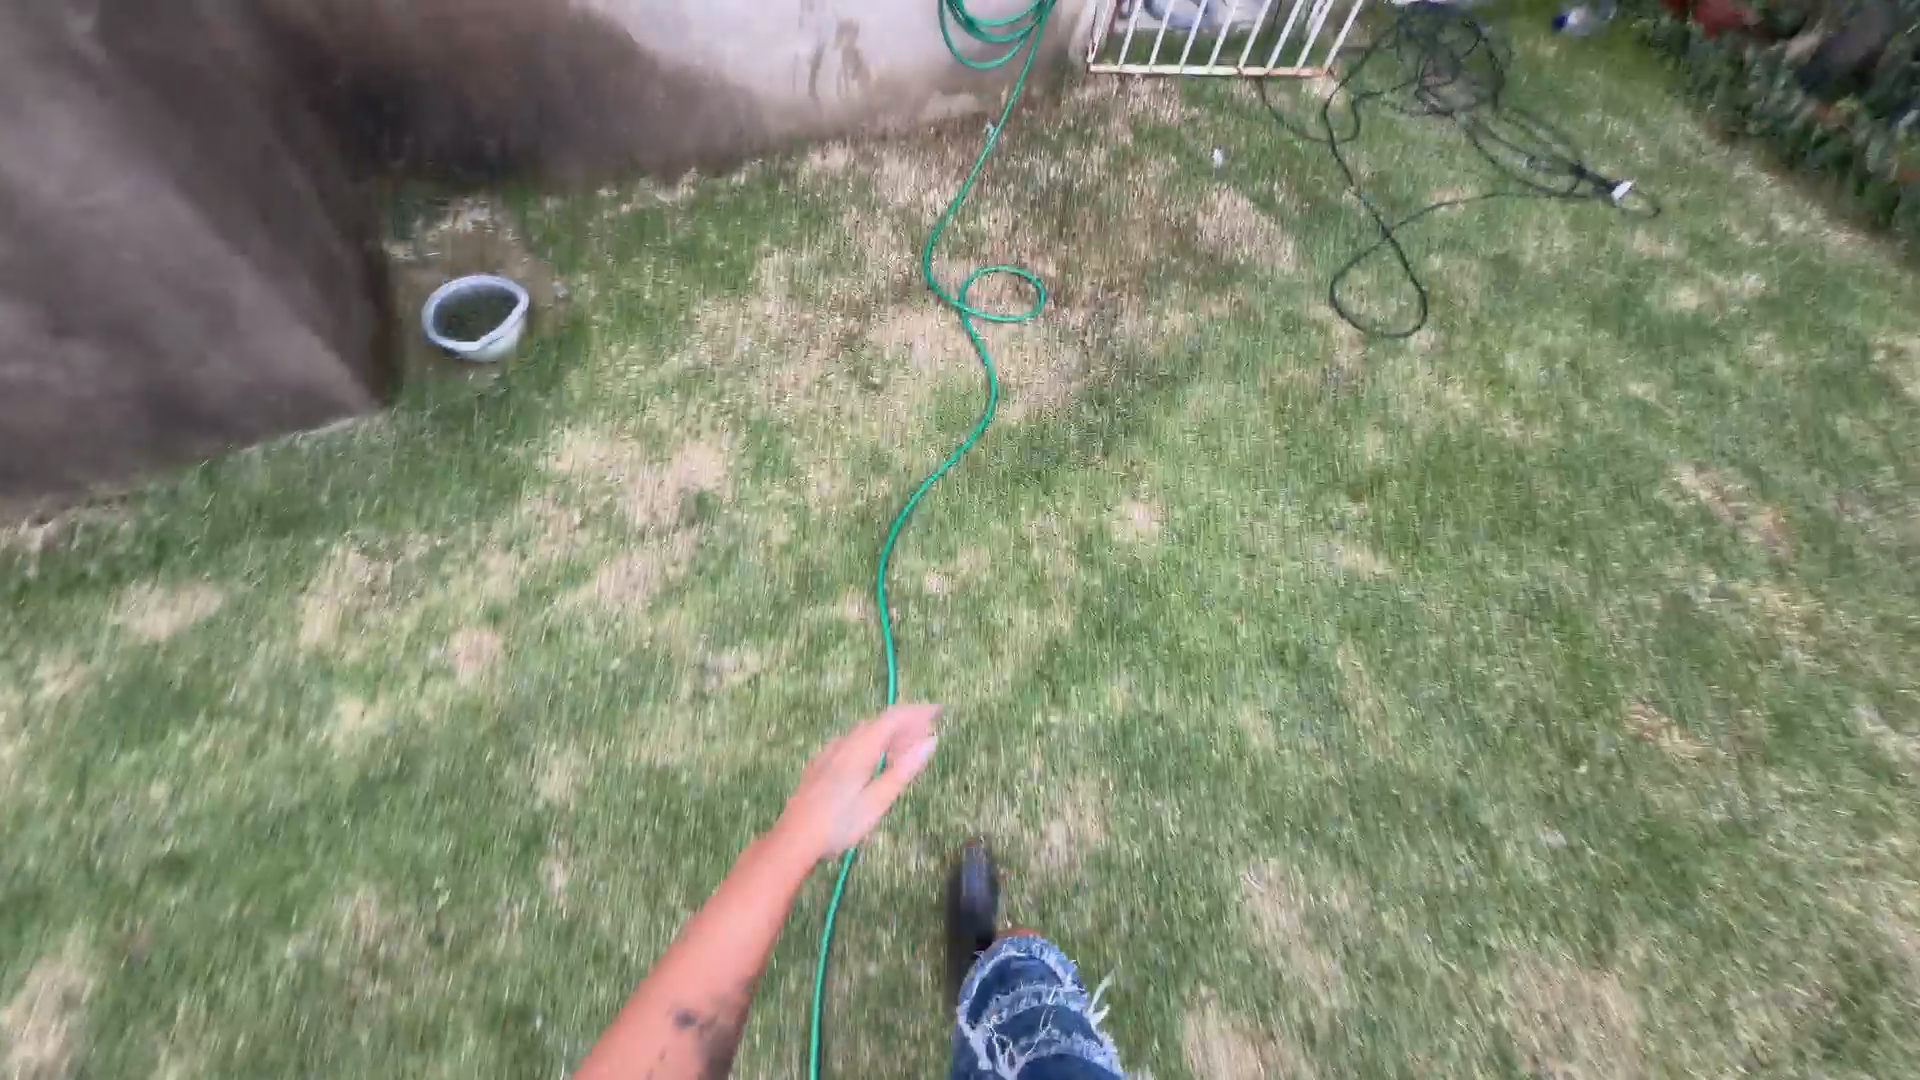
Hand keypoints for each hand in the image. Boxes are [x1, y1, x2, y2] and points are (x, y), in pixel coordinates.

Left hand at [772, 704, 940, 864]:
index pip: (893, 718)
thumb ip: (903, 770)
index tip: (938, 711)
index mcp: (861, 748)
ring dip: (889, 734)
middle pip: (879, 722)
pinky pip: (853, 742)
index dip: (917, 712)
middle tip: (927, 733)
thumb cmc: (839, 823)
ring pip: (865, 732)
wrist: (793, 838)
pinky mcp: (821, 763)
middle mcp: (845, 743)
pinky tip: (874, 759)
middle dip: (906, 724)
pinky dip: (871, 743)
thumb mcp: (877, 801)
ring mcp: (830, 752)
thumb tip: (930, 742)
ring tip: (906, 749)